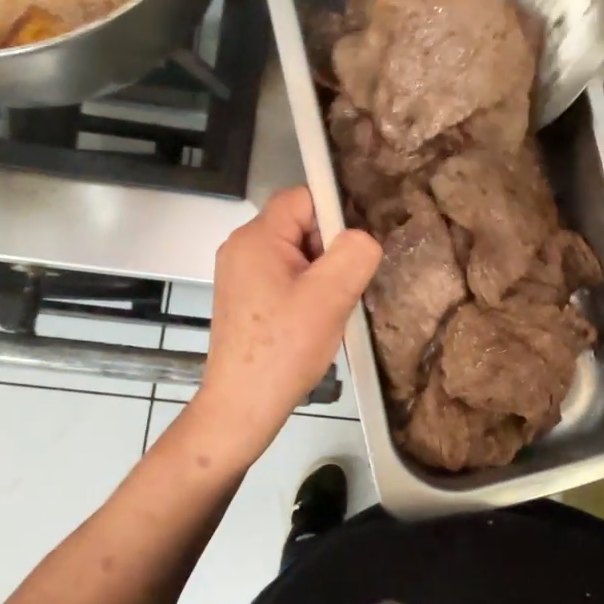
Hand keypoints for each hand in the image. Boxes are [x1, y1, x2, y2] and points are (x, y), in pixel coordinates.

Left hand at [190, 186, 381, 456]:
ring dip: (320, 278)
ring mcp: (240, 275)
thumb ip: (354, 253)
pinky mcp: (245, 299)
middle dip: (329, 252)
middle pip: (300, 225)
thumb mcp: (330, 297)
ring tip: (325, 312)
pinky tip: (311, 324)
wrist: (243, 405)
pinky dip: (305, 295)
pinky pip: (285, 279)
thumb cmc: (284, 350)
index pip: (304, 197)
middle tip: (339, 291)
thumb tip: (362, 238)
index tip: (348, 257)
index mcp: (256, 237)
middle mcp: (241, 247)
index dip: (334, 218)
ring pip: (296, 255)